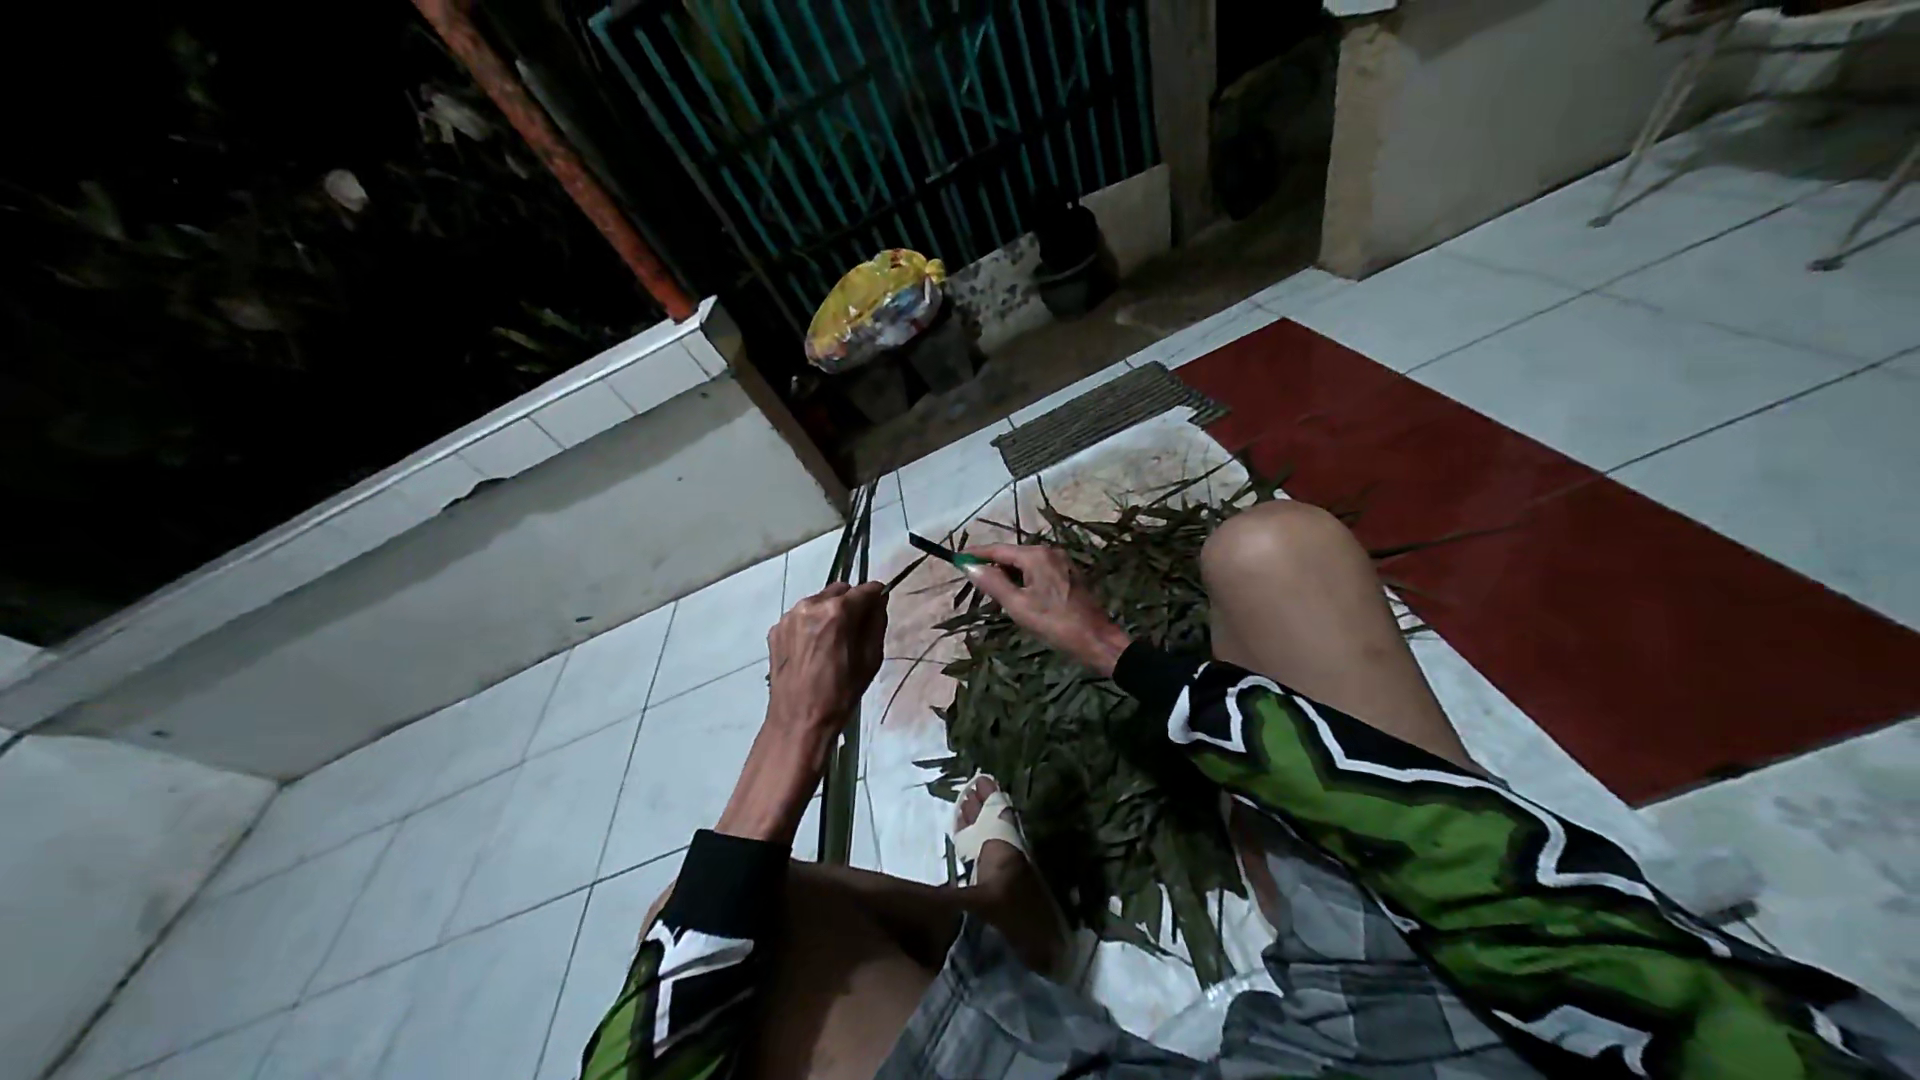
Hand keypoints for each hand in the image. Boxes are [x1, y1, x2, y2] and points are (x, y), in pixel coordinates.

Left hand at [766, 581, 886, 734]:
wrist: (798, 721)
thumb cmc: (840, 693)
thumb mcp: (870, 659)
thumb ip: (876, 623)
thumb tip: (879, 601)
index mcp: (836, 612)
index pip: (864, 590)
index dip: (876, 595)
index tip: (880, 603)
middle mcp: (809, 606)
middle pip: (839, 590)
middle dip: (851, 602)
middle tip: (856, 628)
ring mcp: (788, 617)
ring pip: (818, 602)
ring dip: (829, 612)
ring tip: (832, 641)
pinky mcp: (776, 630)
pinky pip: (800, 617)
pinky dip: (811, 625)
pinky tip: (813, 649)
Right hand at [960, 543, 1131, 675]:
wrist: (1096, 639)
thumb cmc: (1055, 623)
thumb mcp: (1018, 605)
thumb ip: (993, 584)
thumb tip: (970, 567)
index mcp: (1036, 556)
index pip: (998, 550)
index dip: (976, 555)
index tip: (957, 559)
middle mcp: (1049, 552)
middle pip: (1012, 555)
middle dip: (993, 568)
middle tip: (974, 585)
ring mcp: (1061, 563)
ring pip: (1025, 565)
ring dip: (1008, 577)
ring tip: (994, 596)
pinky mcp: (1068, 575)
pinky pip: (1038, 572)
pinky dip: (1023, 581)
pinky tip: (1017, 598)